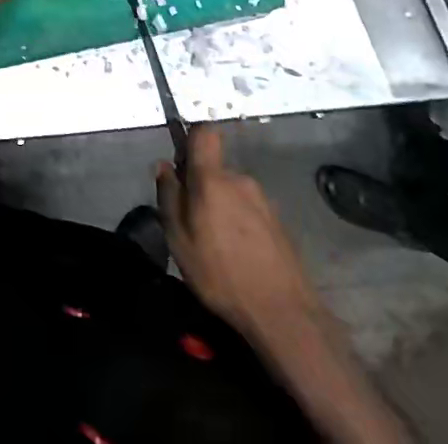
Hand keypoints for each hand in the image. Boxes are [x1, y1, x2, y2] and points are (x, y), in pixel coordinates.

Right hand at [157, 126, 319, 334]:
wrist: (284, 314)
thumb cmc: (220, 273)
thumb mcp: (178, 237)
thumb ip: (169, 196)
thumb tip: (164, 166)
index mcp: (213, 179)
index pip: (205, 133)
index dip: (190, 137)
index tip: (179, 161)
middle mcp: (240, 181)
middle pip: (213, 169)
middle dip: (198, 186)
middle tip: (188, 221)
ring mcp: (263, 201)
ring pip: (229, 192)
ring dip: (218, 208)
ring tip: (212, 244)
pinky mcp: (278, 223)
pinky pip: (247, 210)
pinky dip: (236, 224)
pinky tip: (235, 255)